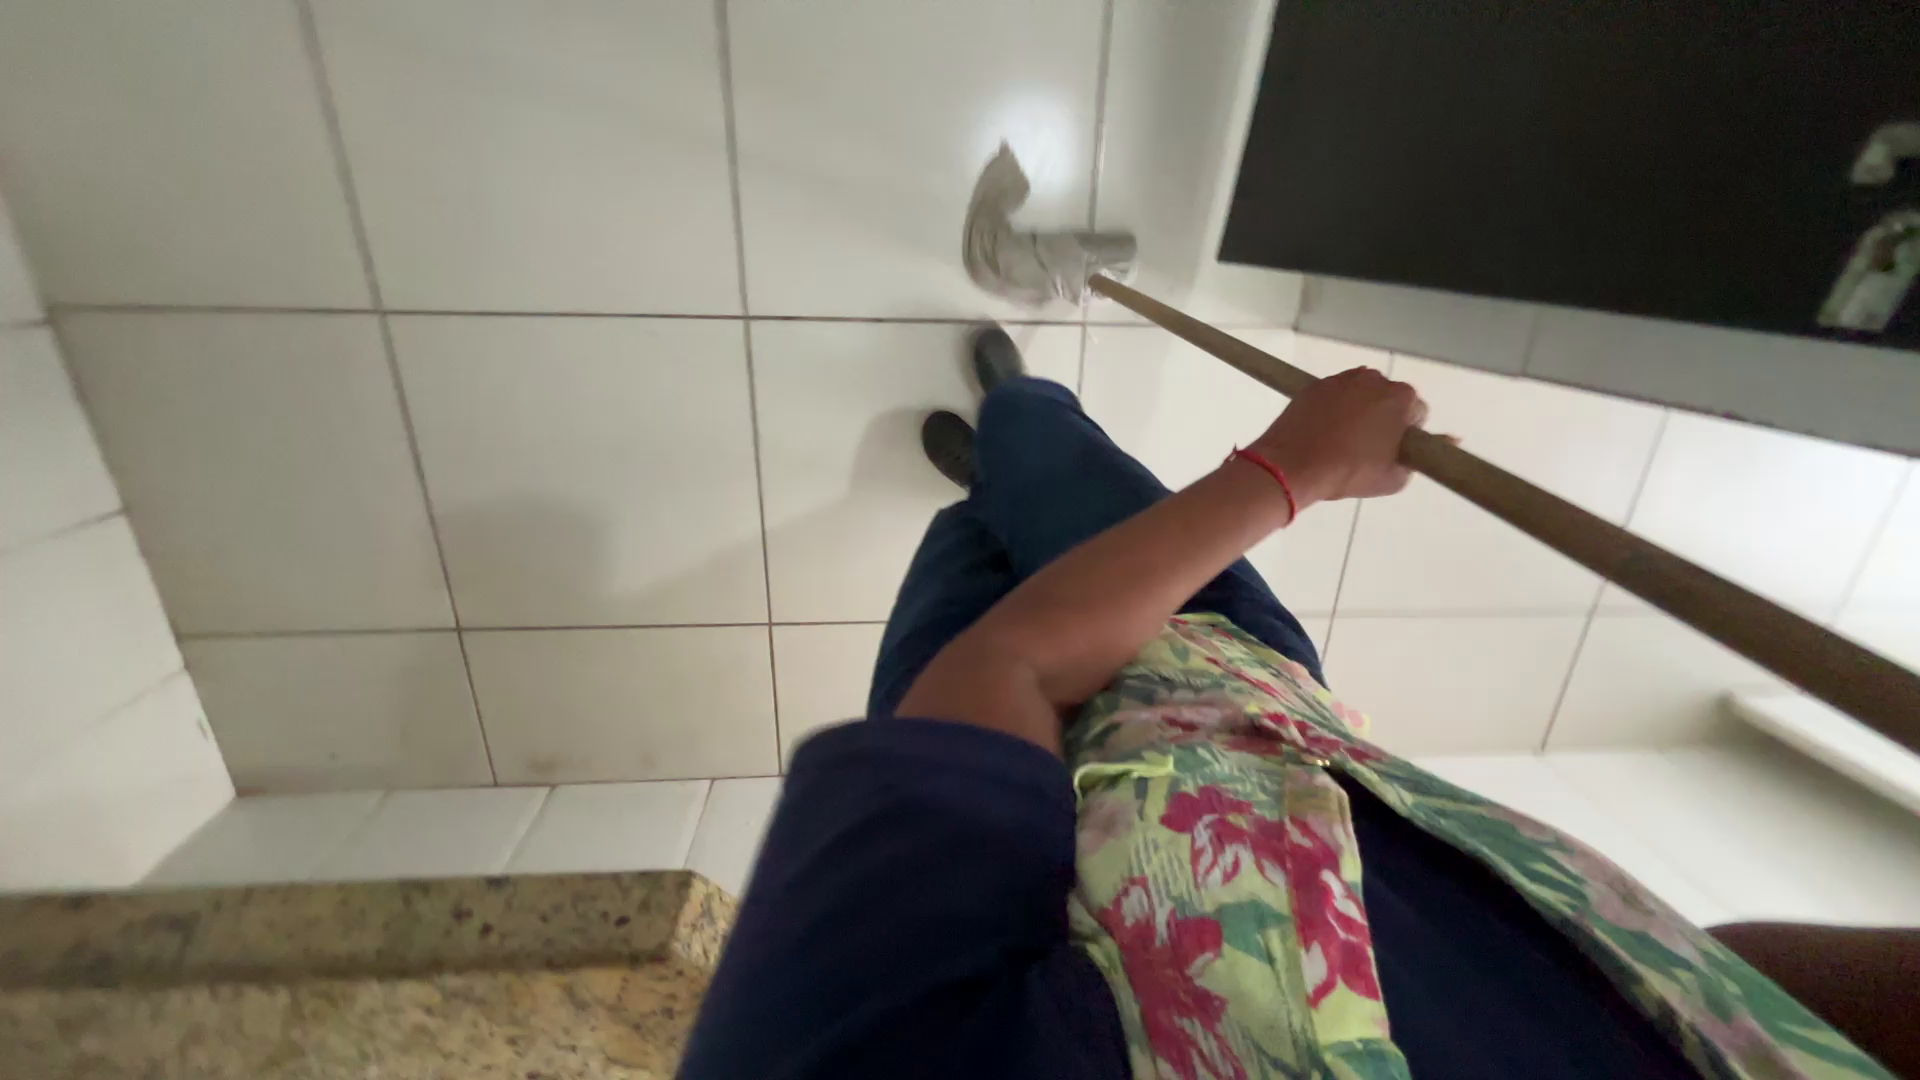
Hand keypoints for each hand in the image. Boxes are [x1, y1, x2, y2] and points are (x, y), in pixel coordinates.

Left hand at [1248, 366, 1425, 509]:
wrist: (1290, 467)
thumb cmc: (1347, 473)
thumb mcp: (1393, 477)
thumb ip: (1422, 458)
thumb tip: (1450, 442)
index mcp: (1401, 397)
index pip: (1416, 413)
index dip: (1404, 434)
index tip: (1388, 451)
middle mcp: (1373, 379)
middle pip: (1387, 399)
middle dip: (1381, 418)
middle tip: (1363, 447)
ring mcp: (1339, 380)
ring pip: (1359, 395)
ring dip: (1356, 410)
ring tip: (1340, 439)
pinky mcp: (1312, 386)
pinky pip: (1332, 395)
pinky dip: (1331, 408)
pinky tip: (1321, 430)